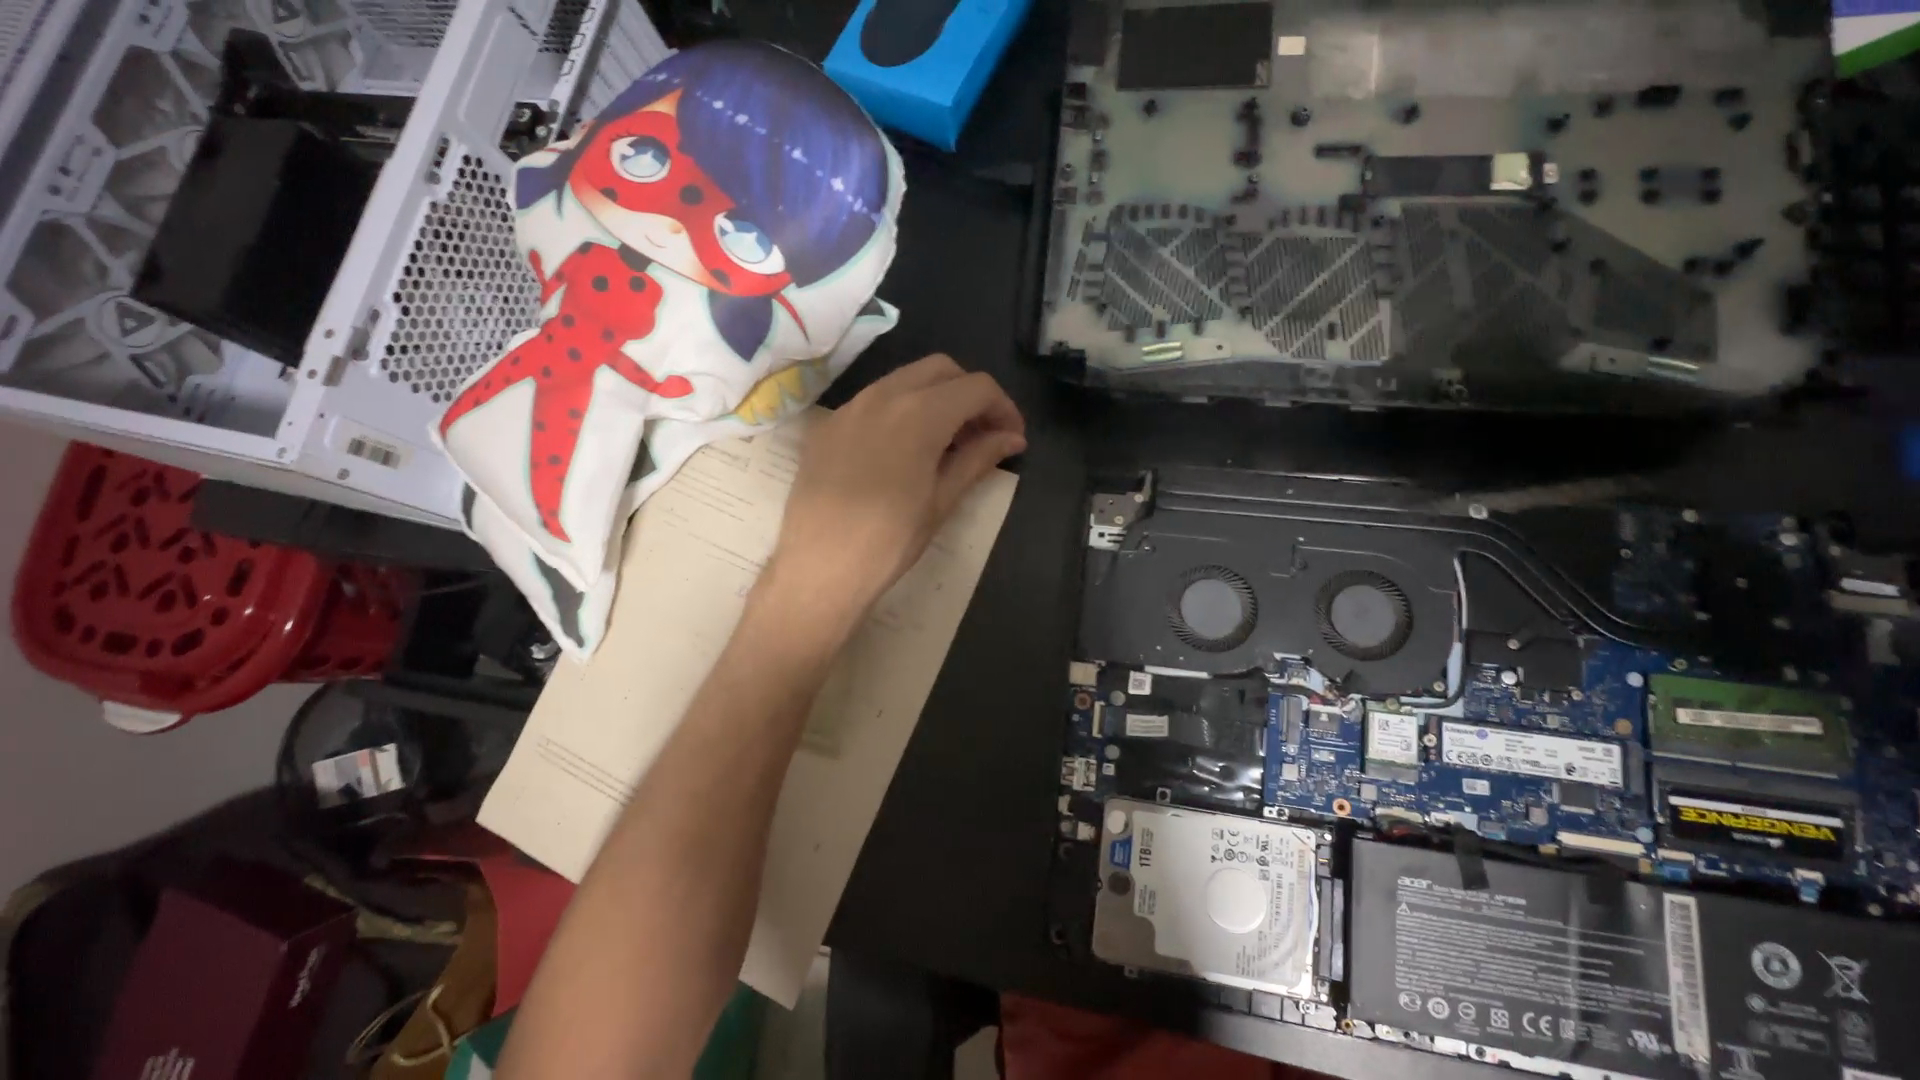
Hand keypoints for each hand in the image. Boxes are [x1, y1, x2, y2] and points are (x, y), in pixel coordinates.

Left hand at [758, 355, 1025, 640]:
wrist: (819, 568)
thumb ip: (978, 458)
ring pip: (903, 379)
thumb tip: (1011, 437)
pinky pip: (872, 401)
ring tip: (945, 442)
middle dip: (969, 393)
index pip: (976, 387)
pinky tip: (903, 450)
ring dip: (934, 398)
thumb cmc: (890, 541)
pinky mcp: (826, 426)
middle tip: (982, 434)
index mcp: (920, 413)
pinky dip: (899, 410)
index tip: (1012, 437)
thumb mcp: (942, 500)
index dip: (1003, 407)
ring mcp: (849, 407)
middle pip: (940, 369)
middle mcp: (883, 395)